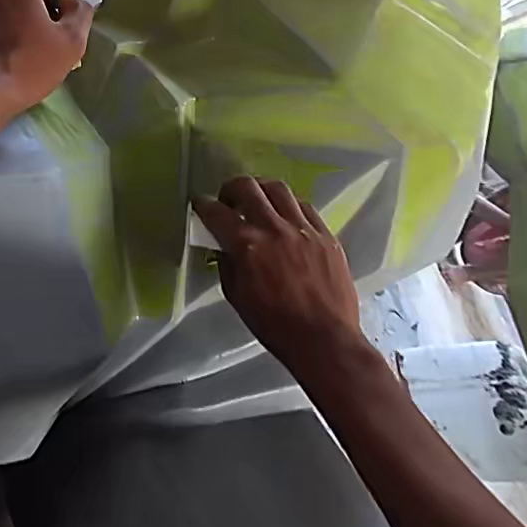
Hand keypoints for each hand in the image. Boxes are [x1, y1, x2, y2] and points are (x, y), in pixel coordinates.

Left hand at [0, 0, 91, 117]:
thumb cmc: (27, 64)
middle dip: (38, 10)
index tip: (59, 25)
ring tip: (26, 55)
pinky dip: (0, 34)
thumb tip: (70, 3)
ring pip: (7, 6)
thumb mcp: (71, 40)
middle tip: (46, 42)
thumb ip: (80, 11)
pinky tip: (7, 60)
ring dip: (19, 23)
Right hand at [195, 178, 369, 373]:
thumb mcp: (235, 293)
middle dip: (230, 189)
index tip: (200, 205)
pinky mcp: (326, 235)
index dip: (203, 205)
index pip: (215, 212)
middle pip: (246, 186)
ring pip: (278, 188)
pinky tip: (285, 217)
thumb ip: (226, 261)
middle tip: (229, 201)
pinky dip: (289, 205)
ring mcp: (303, 229)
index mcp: (246, 244)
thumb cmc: (273, 323)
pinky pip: (304, 206)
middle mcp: (273, 228)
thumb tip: (223, 244)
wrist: (324, 340)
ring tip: (258, 202)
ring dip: (261, 190)